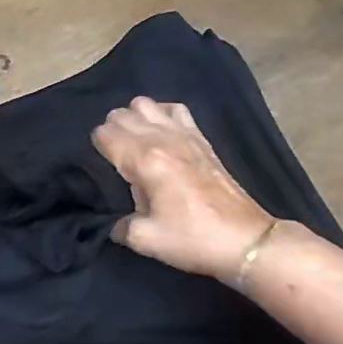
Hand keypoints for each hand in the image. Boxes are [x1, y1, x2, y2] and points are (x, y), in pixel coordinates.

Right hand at [91, 97, 276, 279]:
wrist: (244, 239)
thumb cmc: (193, 239)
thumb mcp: (147, 240)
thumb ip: (122, 227)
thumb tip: (116, 223)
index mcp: (145, 159)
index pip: (105, 132)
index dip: (98, 147)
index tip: (103, 168)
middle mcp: (162, 138)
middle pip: (122, 113)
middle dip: (112, 131)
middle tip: (116, 160)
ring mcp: (185, 133)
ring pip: (146, 104)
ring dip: (135, 119)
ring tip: (137, 145)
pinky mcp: (202, 138)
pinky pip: (175, 109)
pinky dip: (162, 114)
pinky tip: (163, 136)